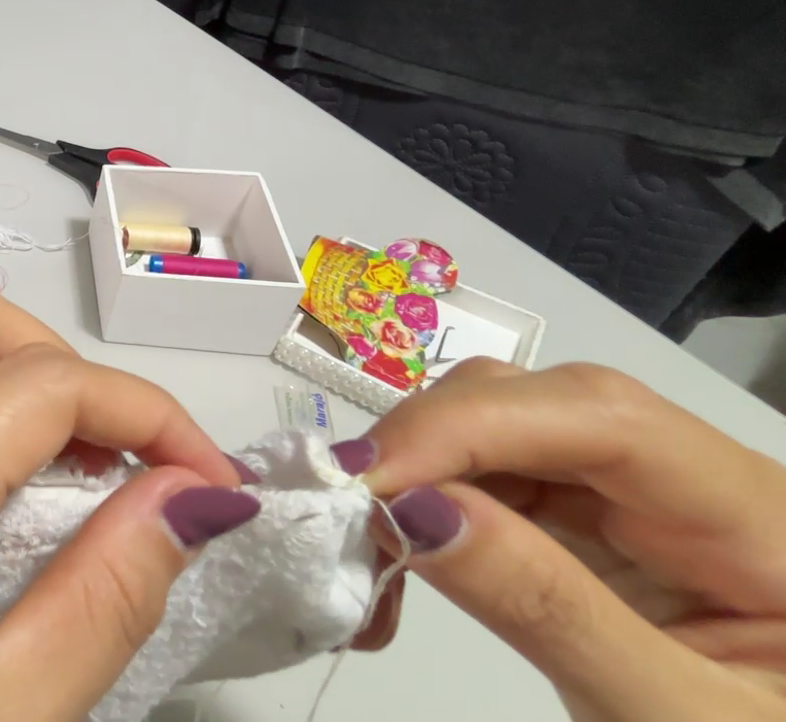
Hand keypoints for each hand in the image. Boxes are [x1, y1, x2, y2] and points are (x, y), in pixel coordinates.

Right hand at [346, 358, 785, 719]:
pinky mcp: (587, 515)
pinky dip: (422, 503)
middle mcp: (697, 478)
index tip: (367, 482)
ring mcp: (637, 494)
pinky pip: (483, 474)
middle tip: (350, 512)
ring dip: (412, 475)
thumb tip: (408, 508)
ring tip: (368, 546)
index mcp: (765, 520)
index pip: (602, 418)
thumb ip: (551, 611)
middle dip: (428, 443)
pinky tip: (398, 551)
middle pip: (536, 403)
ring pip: (492, 428)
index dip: (468, 427)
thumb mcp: (672, 720)